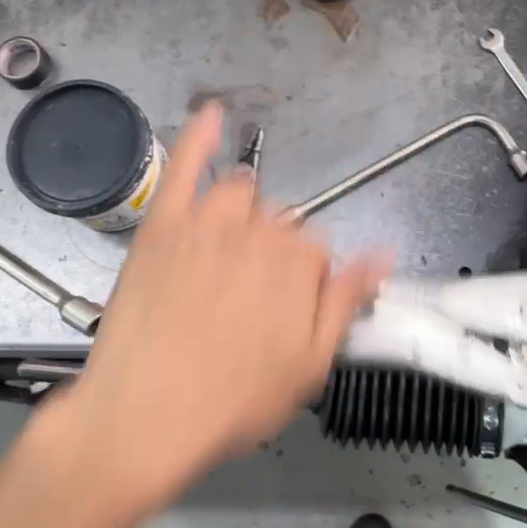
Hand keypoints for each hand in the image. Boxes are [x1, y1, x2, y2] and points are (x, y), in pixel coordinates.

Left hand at [39, 104, 387, 515]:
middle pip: (283, 222)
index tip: (288, 316)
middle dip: (278, 254)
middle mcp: (259, 232)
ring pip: (243, 193)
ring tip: (232, 249)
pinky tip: (212, 112)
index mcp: (301, 265)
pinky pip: (182, 165)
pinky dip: (199, 136)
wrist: (144, 414)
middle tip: (254, 303)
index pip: (320, 252)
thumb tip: (382, 254)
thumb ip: (346, 303)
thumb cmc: (234, 401)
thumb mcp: (309, 366)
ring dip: (248, 212)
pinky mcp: (161, 224)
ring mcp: (207, 222)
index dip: (308, 285)